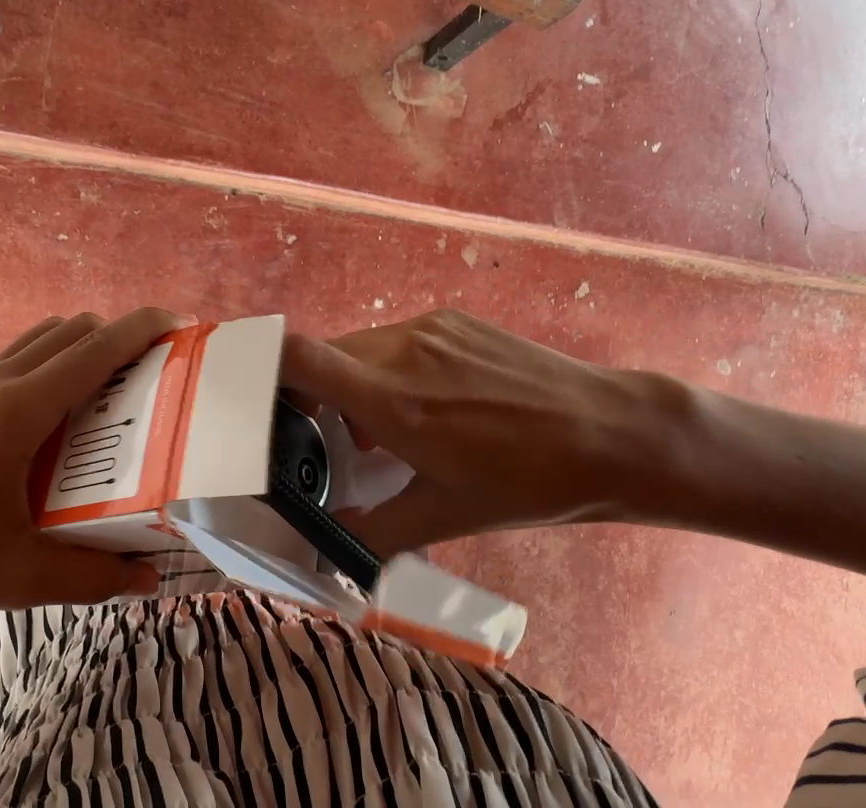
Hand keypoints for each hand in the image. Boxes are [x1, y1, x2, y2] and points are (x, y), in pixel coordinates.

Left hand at [0, 309, 183, 681]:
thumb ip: (92, 578)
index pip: (96, 348)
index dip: (144, 328)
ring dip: (89, 346)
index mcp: (18, 412)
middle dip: (124, 338)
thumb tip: (150, 577)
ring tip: (121, 389)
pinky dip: (59, 359)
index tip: (184, 325)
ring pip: (47, 337)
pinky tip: (65, 413)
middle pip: (76, 330)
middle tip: (161, 375)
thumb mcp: (16, 579)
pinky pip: (24, 355)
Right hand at [281, 309, 688, 555]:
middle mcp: (401, 348)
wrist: (612, 433)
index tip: (253, 402)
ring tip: (384, 430)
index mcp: (391, 400)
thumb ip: (375, 531)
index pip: (298, 356)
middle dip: (313, 395)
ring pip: (362, 347)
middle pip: (325, 356)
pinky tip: (427, 407)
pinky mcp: (456, 321)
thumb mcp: (446, 516)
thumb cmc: (527, 482)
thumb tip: (329, 545)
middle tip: (325, 440)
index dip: (261, 369)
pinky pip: (399, 340)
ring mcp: (431, 328)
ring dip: (355, 383)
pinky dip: (390, 370)